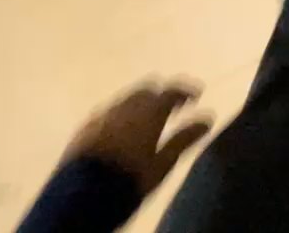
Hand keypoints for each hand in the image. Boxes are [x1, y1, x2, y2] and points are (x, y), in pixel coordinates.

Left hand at [62, 81, 215, 192]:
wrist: (80, 198)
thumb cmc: (129, 180)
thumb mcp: (162, 164)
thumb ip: (185, 138)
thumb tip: (208, 118)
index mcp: (148, 111)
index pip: (172, 90)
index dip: (186, 91)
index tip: (197, 96)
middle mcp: (126, 105)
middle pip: (148, 89)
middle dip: (161, 94)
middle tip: (172, 107)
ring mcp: (102, 114)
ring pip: (126, 99)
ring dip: (140, 103)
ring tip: (147, 118)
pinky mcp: (84, 128)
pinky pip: (108, 112)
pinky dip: (120, 114)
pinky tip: (121, 128)